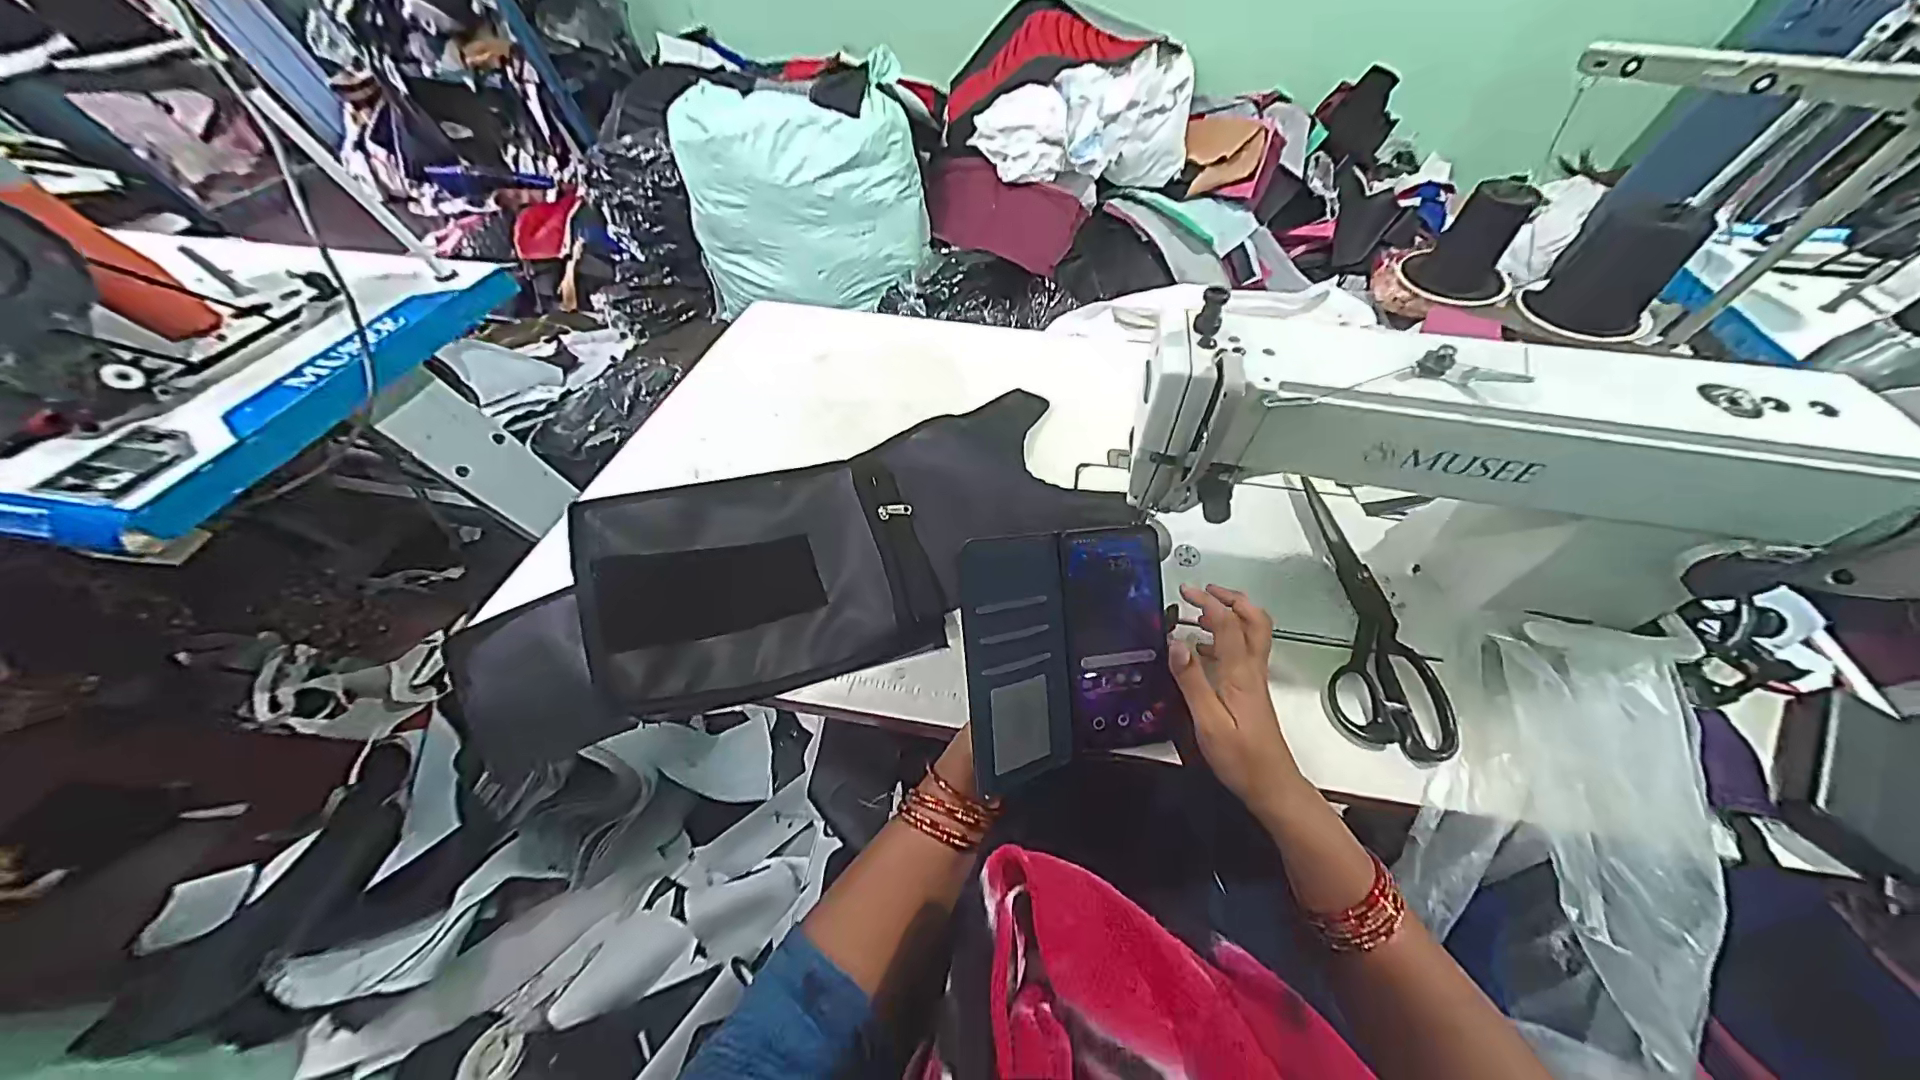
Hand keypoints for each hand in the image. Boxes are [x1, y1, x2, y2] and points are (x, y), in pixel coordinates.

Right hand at [1169, 584, 1310, 821]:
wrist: (1272, 786)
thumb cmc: (1241, 758)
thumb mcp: (1208, 722)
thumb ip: (1191, 681)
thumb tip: (1176, 643)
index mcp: (1240, 674)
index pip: (1228, 624)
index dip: (1208, 602)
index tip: (1186, 591)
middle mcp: (1252, 671)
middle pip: (1254, 620)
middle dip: (1231, 598)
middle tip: (1204, 591)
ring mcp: (1255, 680)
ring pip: (1253, 633)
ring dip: (1230, 614)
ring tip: (1201, 612)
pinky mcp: (1252, 691)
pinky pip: (1243, 651)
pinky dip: (1226, 637)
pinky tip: (1203, 648)